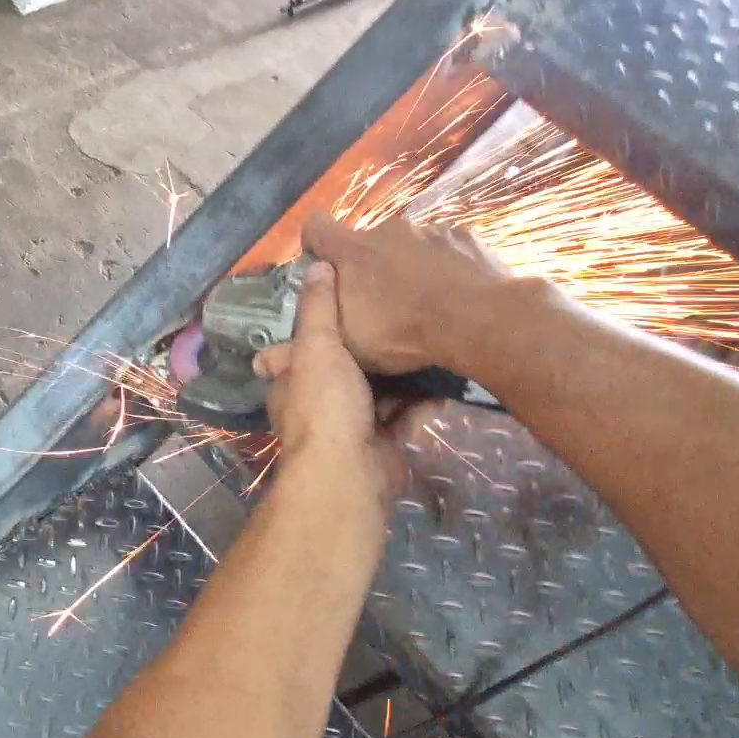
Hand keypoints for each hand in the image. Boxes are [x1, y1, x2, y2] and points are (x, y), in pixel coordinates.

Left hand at [251, 260, 420, 494]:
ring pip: (379, 394)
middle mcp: (317, 407)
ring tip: (430, 343)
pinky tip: (445, 381)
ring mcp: (350, 428)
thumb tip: (315, 266)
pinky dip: (422, 404)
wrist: (349, 471)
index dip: (322, 329)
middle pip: (346, 372)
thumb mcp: (316, 346)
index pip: (302, 351)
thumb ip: (318, 308)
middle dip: (372, 352)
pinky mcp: (382, 446)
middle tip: (404, 318)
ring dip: (402, 377)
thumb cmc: (325, 404)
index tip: (353, 304)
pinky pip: (404, 418)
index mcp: (292, 384)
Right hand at [301, 215, 527, 374]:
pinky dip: (442, 269)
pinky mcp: (464, 237)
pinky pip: (443, 251)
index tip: (320, 264)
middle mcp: (388, 230)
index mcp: (352, 251)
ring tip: (422, 304)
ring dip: (407, 269)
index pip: (316, 227)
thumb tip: (321, 290)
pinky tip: (452, 297)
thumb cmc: (400, 332)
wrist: (475, 321)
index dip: (313, 242)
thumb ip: (327, 309)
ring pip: (408, 247)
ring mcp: (430, 230)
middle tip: (380, 305)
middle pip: (367, 243)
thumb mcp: (346, 337)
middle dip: (369, 268)